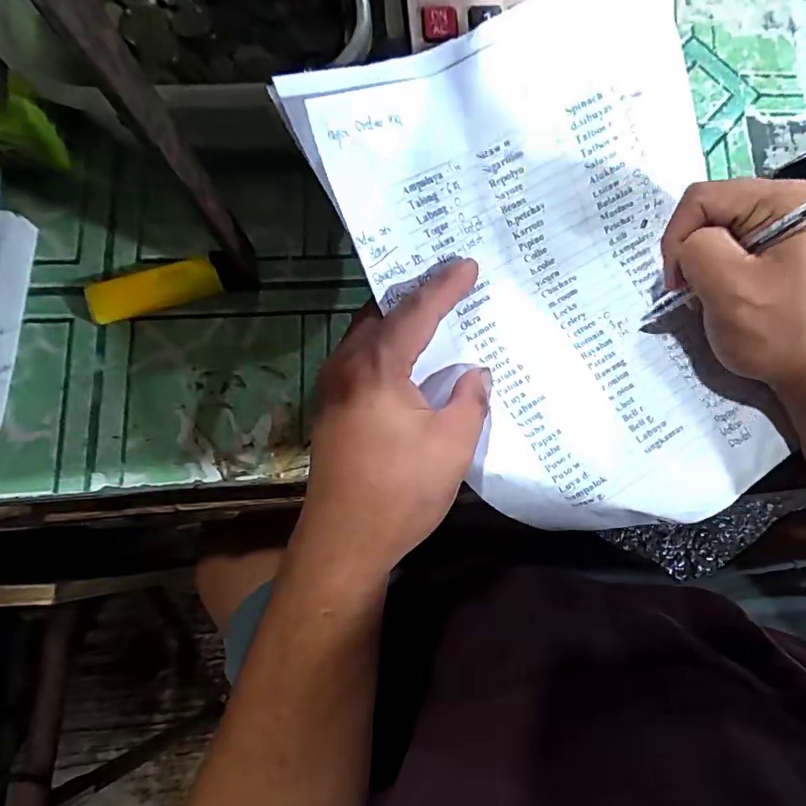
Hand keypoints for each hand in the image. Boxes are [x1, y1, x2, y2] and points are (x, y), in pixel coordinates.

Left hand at [298, 259, 490, 574]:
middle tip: (445, 282)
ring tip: (427, 314)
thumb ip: (470, 399)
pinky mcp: (331, 411)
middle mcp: (347, 369)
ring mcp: (332, 390)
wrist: (346, 540)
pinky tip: (405, 360)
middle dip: (413, 296)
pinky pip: (360, 359)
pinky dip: (385, 346)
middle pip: (380, 314)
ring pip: (365, 336)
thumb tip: (474, 373)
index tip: (467, 264)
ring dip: (396, 321)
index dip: (445, 287)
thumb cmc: (402, 491)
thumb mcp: (454, 444)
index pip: (415, 313)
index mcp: (378, 369)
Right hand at [660, 179, 805, 397]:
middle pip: (708, 214)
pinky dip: (713, 278)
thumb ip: (696, 251)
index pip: (701, 198)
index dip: (678, 239)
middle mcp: (783, 203)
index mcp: (781, 199)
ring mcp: (779, 229)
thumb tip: (685, 249)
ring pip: (713, 236)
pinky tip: (721, 301)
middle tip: (691, 296)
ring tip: (709, 302)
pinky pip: (726, 253)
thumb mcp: (729, 288)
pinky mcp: (772, 254)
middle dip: (690, 254)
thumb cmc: (777, 334)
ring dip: (700, 270)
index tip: (678, 286)